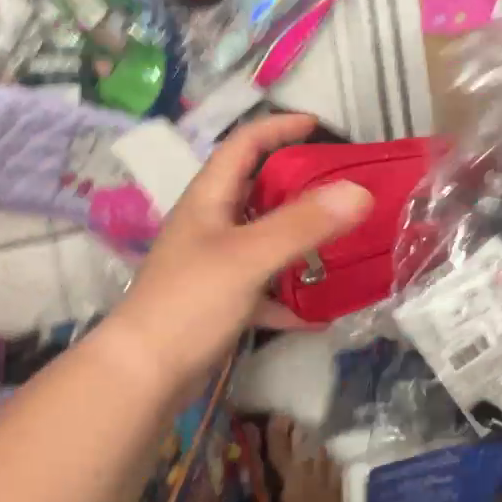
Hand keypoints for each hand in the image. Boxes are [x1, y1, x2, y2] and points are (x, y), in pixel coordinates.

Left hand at [104, 114, 372, 394]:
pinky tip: (320, 312)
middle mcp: (210, 224)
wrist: (143, 376)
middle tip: (344, 187)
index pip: (244, 145)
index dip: (278, 127)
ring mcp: (213, 264)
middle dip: (299, 185)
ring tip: (343, 243)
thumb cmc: (190, 302)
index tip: (319, 125)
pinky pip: (263, 286)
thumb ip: (302, 225)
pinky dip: (289, 294)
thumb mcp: (249, 256)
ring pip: (264, 239)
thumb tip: (359, 192)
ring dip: (300, 240)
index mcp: (208, 198)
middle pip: (257, 190)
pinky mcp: (219, 302)